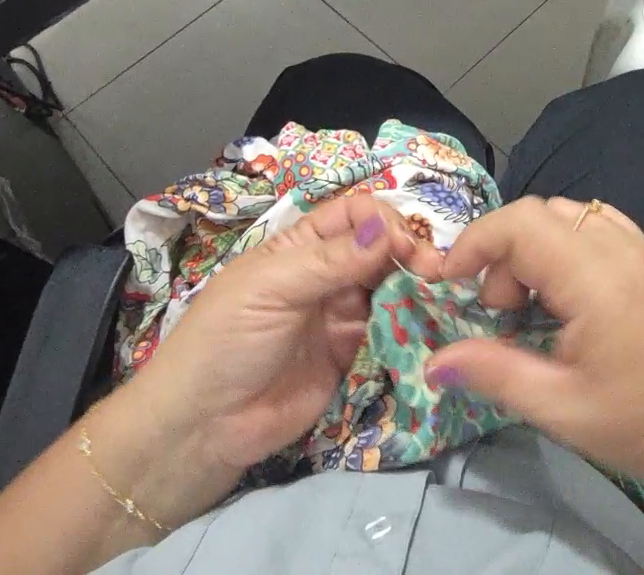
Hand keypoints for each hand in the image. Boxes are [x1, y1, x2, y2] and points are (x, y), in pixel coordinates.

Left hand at [132, 195, 443, 471]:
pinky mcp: (354, 357)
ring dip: (417, 288)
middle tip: (438, 273)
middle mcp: (327, 275)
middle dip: (410, 253)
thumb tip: (387, 229)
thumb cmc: (224, 341)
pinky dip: (412, 326)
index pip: (354, 214)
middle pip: (381, 249)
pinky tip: (432, 325)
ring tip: (442, 297)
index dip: (383, 222)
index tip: (405, 245)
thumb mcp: (271, 289)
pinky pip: (391, 333)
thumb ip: (330, 260)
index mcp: (301, 246)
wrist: (201, 428)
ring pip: (392, 289)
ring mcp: (342, 316)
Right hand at [425, 196, 643, 488]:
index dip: (476, 242)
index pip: (521, 224)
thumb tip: (433, 361)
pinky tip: (566, 291)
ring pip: (565, 213)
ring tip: (532, 305)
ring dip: (532, 246)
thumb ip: (493, 373)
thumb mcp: (559, 409)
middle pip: (539, 213)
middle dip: (502, 251)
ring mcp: (641, 246)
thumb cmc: (641, 425)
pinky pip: (594, 223)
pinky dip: (563, 243)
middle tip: (501, 311)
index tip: (451, 282)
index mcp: (598, 279)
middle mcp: (621, 247)